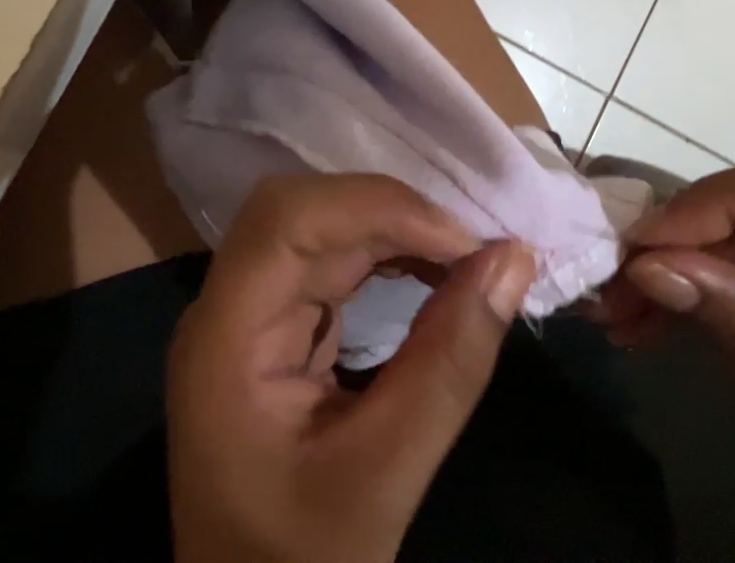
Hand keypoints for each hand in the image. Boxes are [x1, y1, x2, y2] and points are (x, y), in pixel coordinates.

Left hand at [166, 174, 534, 562]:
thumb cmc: (304, 560)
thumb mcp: (385, 475)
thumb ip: (447, 366)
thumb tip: (510, 260)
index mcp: (224, 339)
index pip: (285, 220)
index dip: (377, 208)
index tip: (464, 242)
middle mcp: (224, 309)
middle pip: (298, 213)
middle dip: (390, 212)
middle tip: (474, 245)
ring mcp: (243, 317)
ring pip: (315, 229)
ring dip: (392, 229)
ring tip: (465, 256)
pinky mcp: (270, 330)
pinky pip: (326, 265)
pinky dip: (383, 256)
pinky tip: (430, 272)